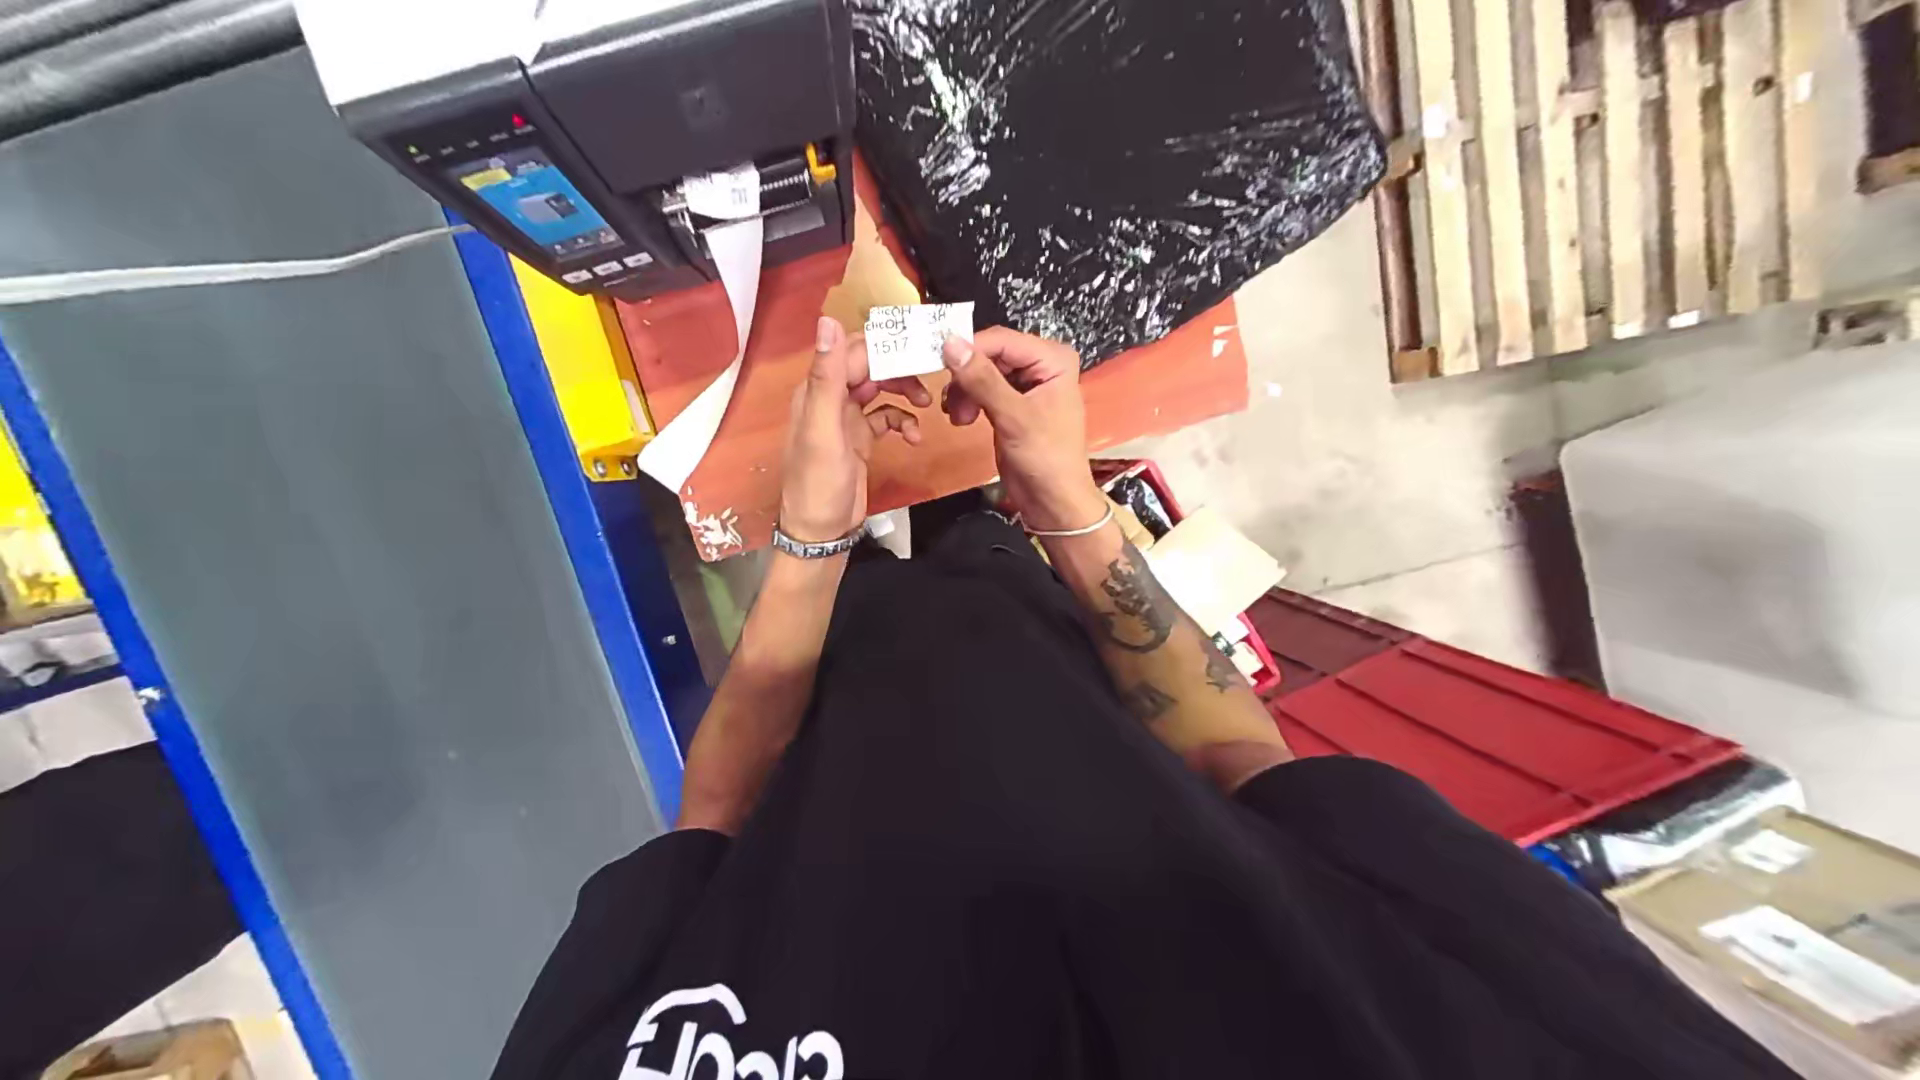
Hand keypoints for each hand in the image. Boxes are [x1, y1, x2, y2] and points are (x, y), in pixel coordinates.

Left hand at [779, 316, 928, 542]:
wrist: (822, 531)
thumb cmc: (820, 483)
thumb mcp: (825, 429)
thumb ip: (828, 377)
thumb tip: (827, 320)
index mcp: (817, 390)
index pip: (853, 352)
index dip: (885, 347)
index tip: (920, 349)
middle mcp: (830, 398)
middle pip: (869, 365)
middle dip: (899, 369)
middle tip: (928, 378)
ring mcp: (846, 418)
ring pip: (880, 389)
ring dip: (904, 392)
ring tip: (925, 406)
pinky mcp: (860, 438)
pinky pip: (886, 417)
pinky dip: (902, 422)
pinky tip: (913, 437)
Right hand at [941, 327, 1106, 531]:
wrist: (1053, 500)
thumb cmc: (1045, 458)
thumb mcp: (1013, 416)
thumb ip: (982, 379)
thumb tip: (950, 344)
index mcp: (1053, 359)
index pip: (1002, 340)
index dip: (969, 350)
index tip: (938, 364)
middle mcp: (1042, 365)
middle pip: (991, 354)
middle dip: (966, 376)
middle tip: (949, 402)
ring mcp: (1027, 384)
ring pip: (983, 372)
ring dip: (965, 391)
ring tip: (958, 417)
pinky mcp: (1013, 403)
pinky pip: (984, 390)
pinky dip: (970, 401)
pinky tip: (962, 418)